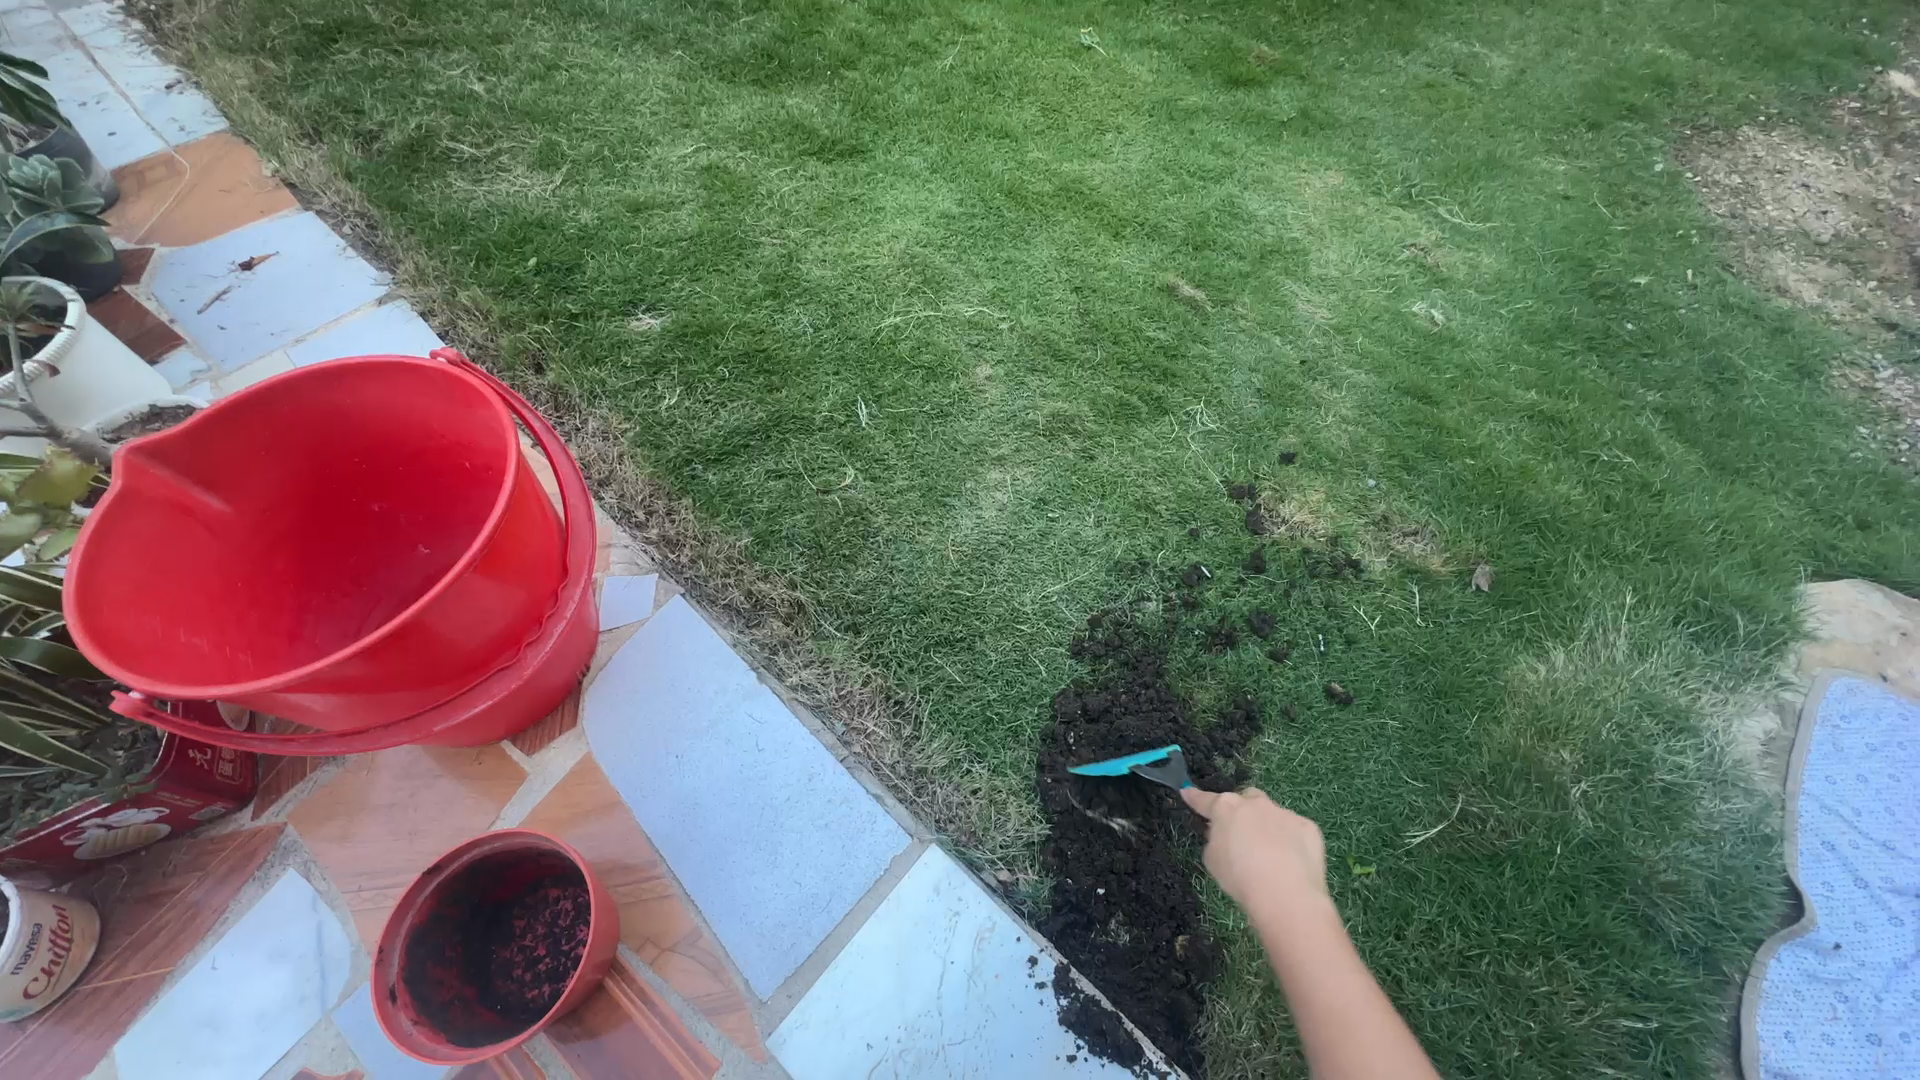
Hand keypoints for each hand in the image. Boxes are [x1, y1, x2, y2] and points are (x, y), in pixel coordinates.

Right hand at [1181, 787, 1328, 920]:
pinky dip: (1292, 841)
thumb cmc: (1239, 877)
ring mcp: (1284, 813)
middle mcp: (1255, 804)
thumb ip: (1214, 840)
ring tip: (1271, 855)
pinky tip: (1292, 863)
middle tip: (1242, 833)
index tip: (1186, 792)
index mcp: (1226, 808)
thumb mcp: (1212, 859)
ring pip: (1273, 814)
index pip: (1205, 800)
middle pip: (1245, 799)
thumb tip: (1224, 834)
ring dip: (1268, 827)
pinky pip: (1295, 830)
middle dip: (1243, 810)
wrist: (1285, 894)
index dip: (1194, 797)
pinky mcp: (1308, 827)